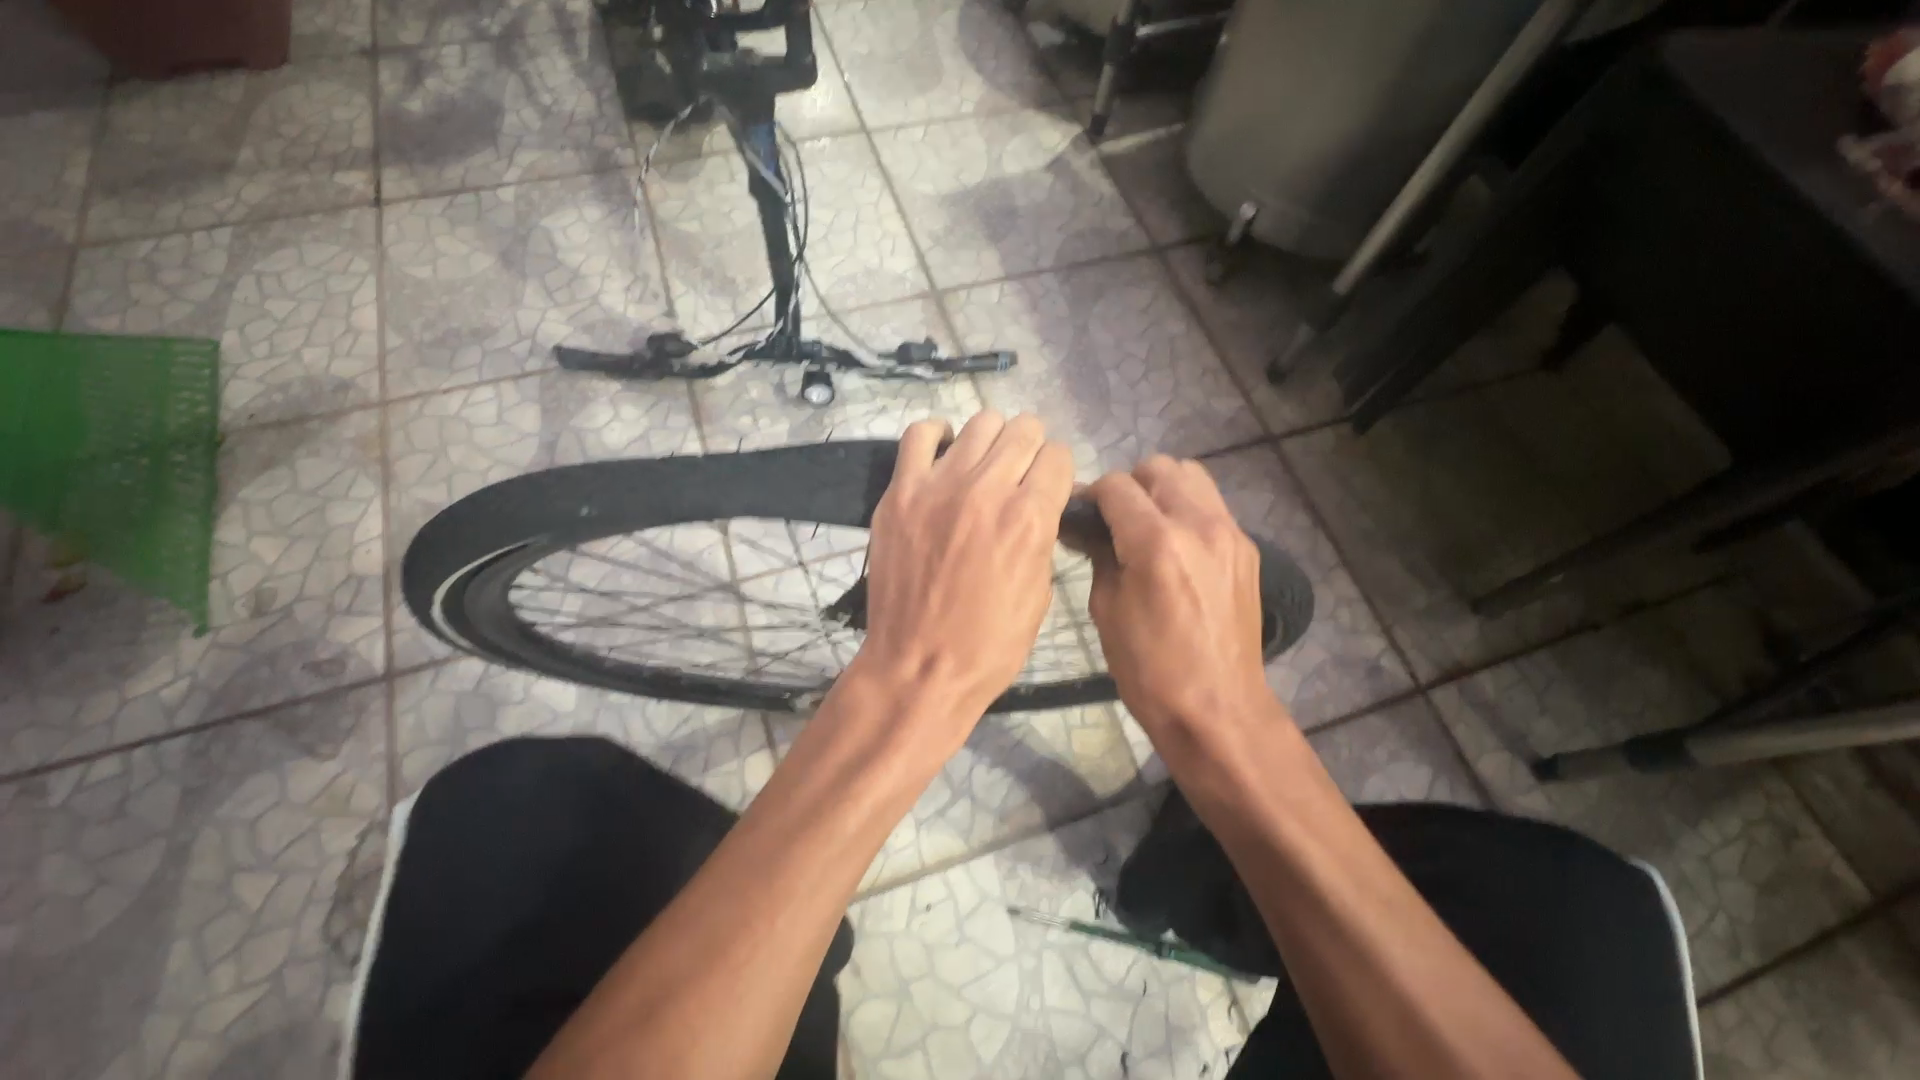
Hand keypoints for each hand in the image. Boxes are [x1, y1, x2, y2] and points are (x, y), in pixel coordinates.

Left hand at [855, 412, 1075, 737]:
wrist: (919, 668)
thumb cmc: (989, 645)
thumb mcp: (1040, 594)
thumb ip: (1042, 538)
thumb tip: (1040, 508)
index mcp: (1030, 518)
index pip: (1058, 456)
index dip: (1059, 471)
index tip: (1051, 487)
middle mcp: (987, 489)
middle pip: (1023, 431)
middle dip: (1031, 449)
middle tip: (1021, 476)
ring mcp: (937, 486)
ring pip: (978, 424)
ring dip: (992, 440)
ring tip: (985, 466)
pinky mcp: (900, 493)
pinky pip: (919, 435)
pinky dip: (938, 436)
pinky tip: (946, 455)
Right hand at [1082, 456, 1277, 740]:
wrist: (1217, 710)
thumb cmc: (1149, 670)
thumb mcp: (1106, 611)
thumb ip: (1100, 556)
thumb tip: (1089, 529)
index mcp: (1157, 542)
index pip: (1116, 487)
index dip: (1091, 497)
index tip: (1081, 518)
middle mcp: (1199, 525)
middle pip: (1159, 469)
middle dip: (1130, 487)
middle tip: (1115, 522)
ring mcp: (1230, 535)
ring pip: (1192, 478)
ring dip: (1163, 492)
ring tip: (1148, 528)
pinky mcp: (1247, 551)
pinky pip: (1212, 508)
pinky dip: (1188, 513)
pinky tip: (1176, 550)